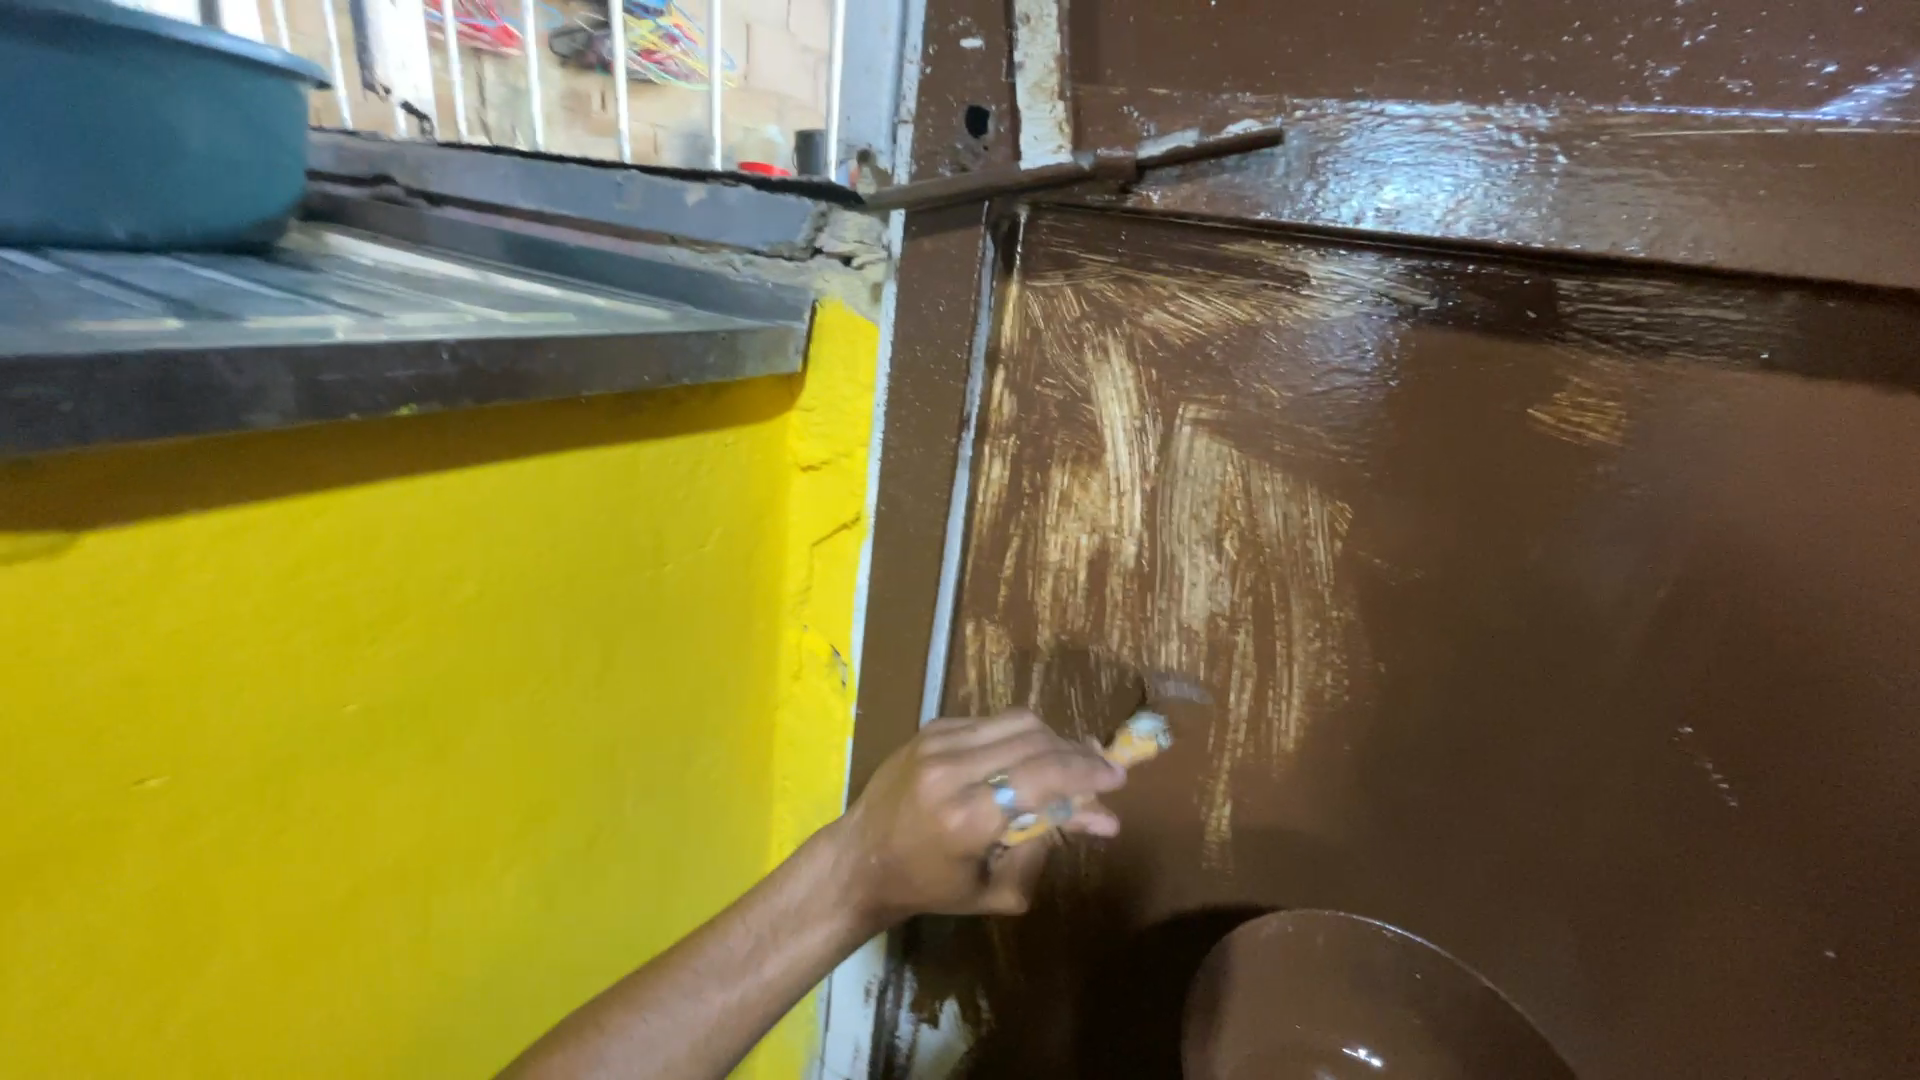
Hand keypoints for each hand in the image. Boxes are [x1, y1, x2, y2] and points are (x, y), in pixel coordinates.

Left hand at [833, 708, 1126, 924]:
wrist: (861, 857)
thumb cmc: (928, 886)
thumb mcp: (995, 889)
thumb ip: (1046, 850)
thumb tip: (1101, 817)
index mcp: (966, 818)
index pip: (1042, 777)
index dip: (1086, 773)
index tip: (1117, 778)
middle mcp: (951, 769)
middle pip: (1035, 740)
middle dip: (1077, 753)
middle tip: (1102, 770)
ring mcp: (937, 742)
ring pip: (1016, 721)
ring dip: (1052, 739)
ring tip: (1070, 760)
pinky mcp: (931, 728)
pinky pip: (991, 722)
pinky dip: (1018, 736)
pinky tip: (1026, 756)